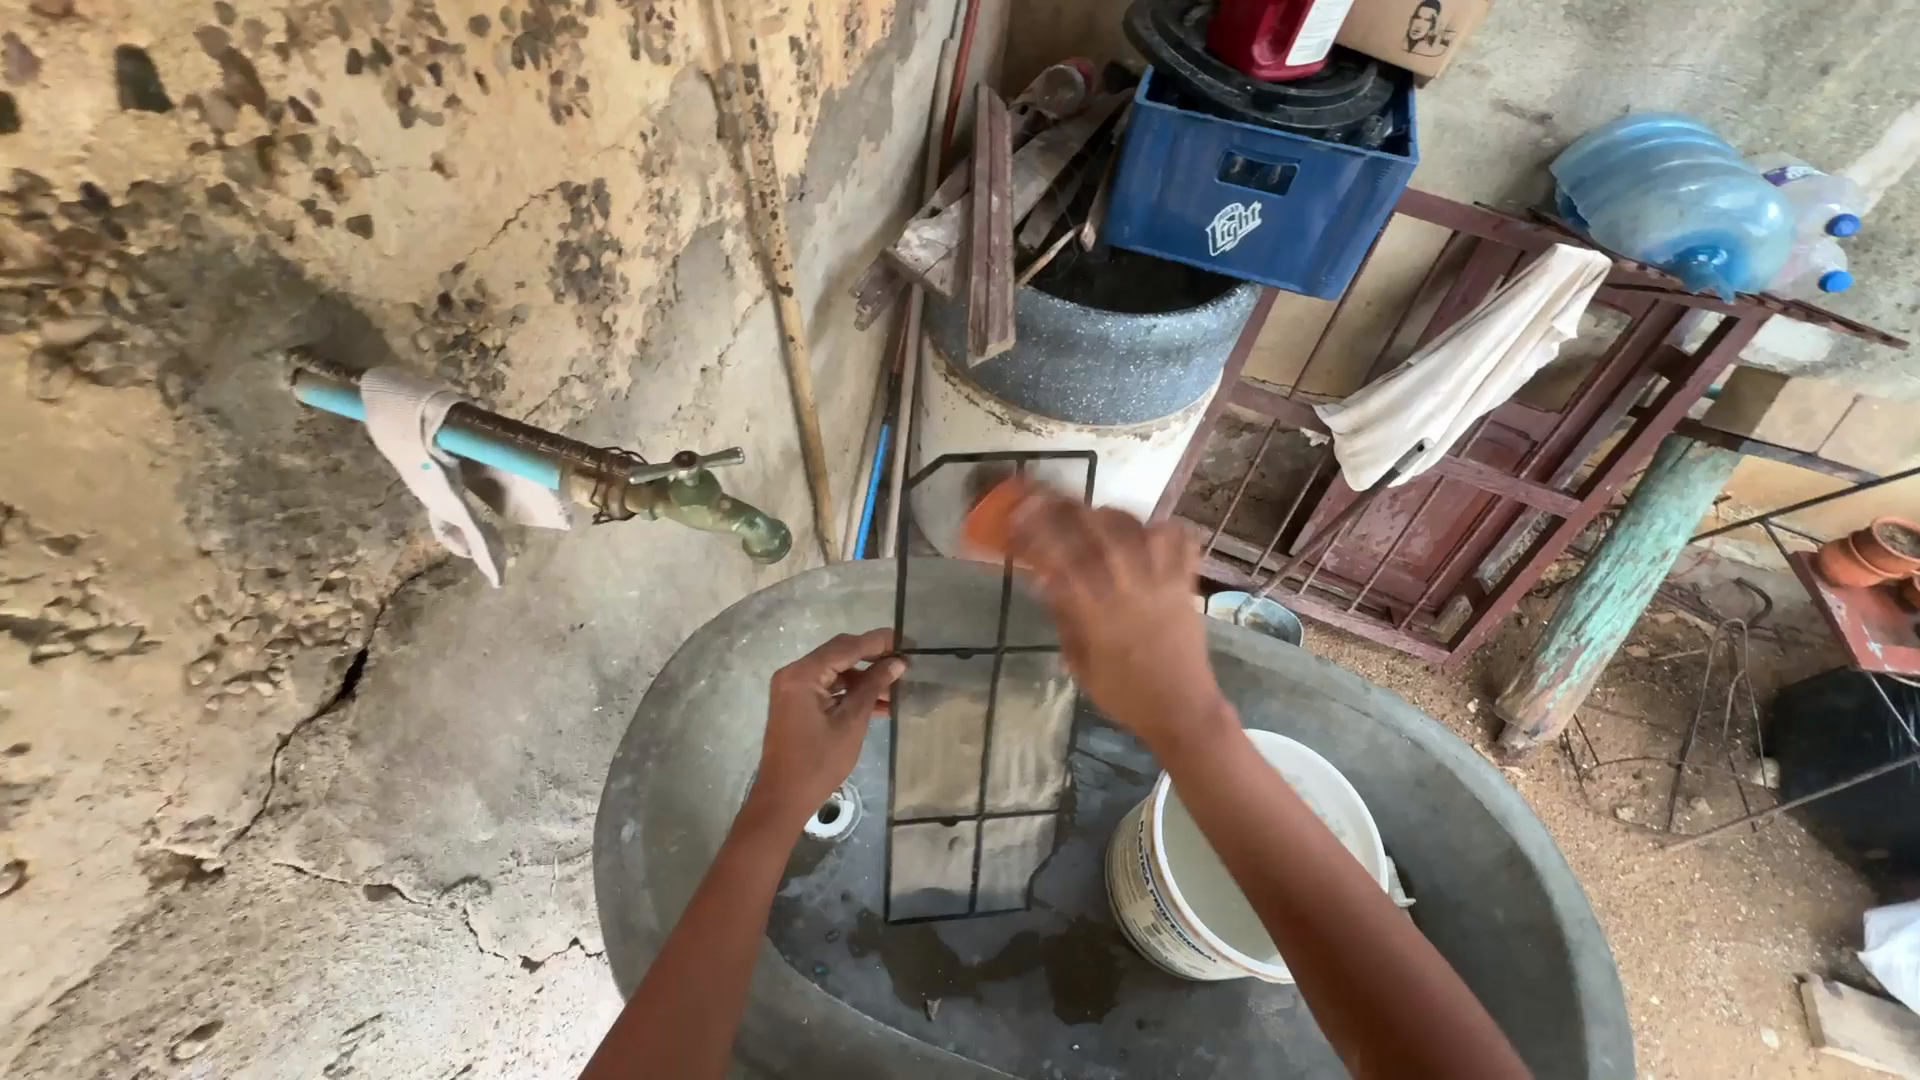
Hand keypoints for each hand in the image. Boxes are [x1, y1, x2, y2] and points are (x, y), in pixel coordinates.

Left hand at [749, 628, 906, 825]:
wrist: (783, 798)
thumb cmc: (818, 762)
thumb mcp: (851, 722)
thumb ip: (872, 687)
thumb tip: (898, 662)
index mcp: (802, 675)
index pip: (846, 647)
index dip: (878, 642)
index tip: (906, 640)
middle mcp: (794, 674)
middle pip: (839, 654)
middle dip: (872, 657)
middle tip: (904, 661)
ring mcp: (792, 688)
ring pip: (835, 671)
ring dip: (863, 678)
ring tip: (895, 687)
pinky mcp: (795, 702)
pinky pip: (827, 687)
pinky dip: (849, 691)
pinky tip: (877, 703)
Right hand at [1007, 487, 1235, 757]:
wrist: (1180, 709)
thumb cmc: (1121, 692)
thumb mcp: (1077, 659)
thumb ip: (1064, 614)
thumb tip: (1045, 578)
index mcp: (1091, 606)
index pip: (1054, 553)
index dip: (1031, 529)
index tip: (1014, 515)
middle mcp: (1123, 583)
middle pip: (1089, 526)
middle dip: (1061, 506)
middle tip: (1043, 498)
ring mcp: (1158, 578)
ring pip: (1131, 525)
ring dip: (1107, 514)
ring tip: (1093, 516)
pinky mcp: (1184, 582)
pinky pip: (1178, 540)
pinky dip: (1163, 529)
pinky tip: (1147, 533)